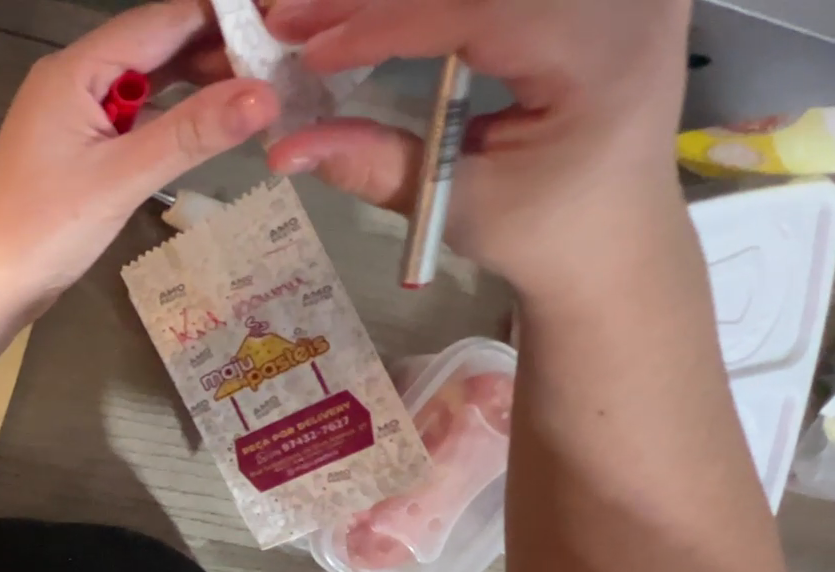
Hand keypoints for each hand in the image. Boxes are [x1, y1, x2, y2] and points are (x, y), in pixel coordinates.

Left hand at [0, 1, 277, 315]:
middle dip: (216, 52)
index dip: (226, 18)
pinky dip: (168, 118)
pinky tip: (206, 126)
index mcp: (74, 71)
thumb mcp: (120, 180)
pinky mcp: (74, 149)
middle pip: (156, 46)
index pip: (163, 21)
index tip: (286, 27)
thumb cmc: (43, 232)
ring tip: (259, 93)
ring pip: (145, 83)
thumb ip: (191, 134)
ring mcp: (70, 116)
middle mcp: (70, 81)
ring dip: (195, 86)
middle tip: (284, 65)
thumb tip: (267, 95)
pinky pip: (130, 118)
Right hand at [263, 0, 695, 297]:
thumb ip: (373, 164)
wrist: (611, 225)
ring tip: (319, 12)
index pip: (484, 11)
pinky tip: (372, 7)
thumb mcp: (451, 204)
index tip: (312, 54)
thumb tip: (284, 148)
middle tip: (293, 17)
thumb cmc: (539, 226)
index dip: (390, 25)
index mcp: (604, 53)